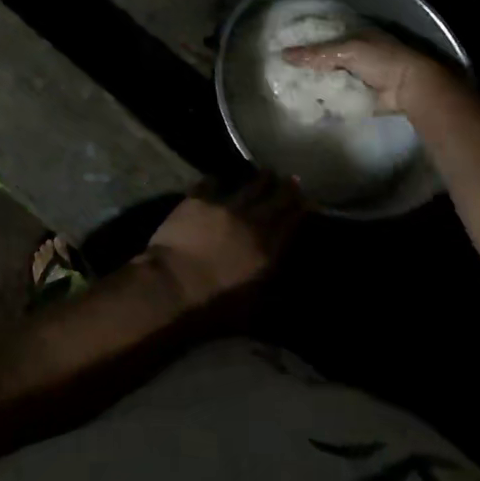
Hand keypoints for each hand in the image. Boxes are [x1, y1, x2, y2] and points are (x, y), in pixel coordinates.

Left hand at [144, 175, 303, 305]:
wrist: (171, 283)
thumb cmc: (212, 305)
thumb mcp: (250, 308)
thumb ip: (269, 292)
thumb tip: (282, 289)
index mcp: (266, 249)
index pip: (291, 222)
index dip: (301, 208)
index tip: (307, 199)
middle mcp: (251, 222)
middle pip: (275, 199)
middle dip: (287, 188)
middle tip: (292, 179)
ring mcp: (224, 207)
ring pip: (250, 186)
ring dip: (261, 179)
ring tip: (268, 172)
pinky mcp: (198, 199)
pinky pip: (212, 183)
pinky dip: (219, 180)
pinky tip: (219, 178)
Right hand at [282, 31, 454, 114]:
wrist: (409, 88)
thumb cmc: (381, 60)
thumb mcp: (347, 50)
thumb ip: (316, 54)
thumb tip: (283, 55)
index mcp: (354, 35)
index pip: (323, 35)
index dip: (305, 40)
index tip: (283, 46)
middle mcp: (354, 54)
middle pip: (323, 58)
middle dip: (306, 64)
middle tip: (280, 70)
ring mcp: (355, 76)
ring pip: (327, 77)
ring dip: (313, 82)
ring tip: (286, 87)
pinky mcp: (356, 95)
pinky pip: (334, 95)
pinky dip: (322, 98)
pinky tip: (304, 100)